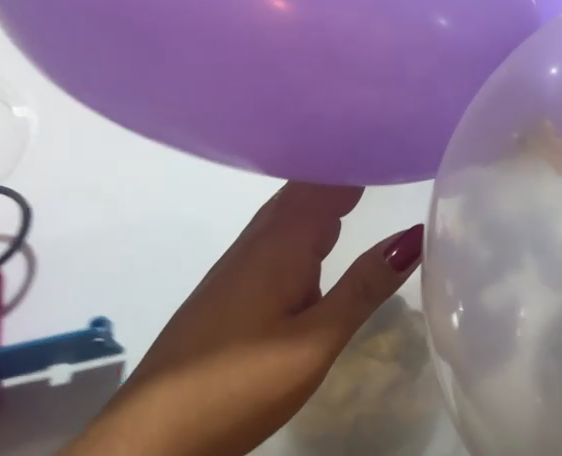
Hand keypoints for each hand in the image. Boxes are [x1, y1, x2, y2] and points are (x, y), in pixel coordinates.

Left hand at [62, 183, 423, 455]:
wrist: (145, 447)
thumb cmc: (233, 389)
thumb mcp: (313, 343)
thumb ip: (364, 287)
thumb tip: (416, 232)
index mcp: (278, 247)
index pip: (323, 181)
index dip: (359, 156)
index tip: (401, 136)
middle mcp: (256, 247)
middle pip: (304, 192)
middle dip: (346, 169)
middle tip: (398, 151)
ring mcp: (238, 272)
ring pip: (291, 216)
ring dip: (329, 195)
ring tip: (375, 180)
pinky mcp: (232, 297)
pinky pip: (281, 240)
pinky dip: (313, 225)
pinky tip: (328, 241)